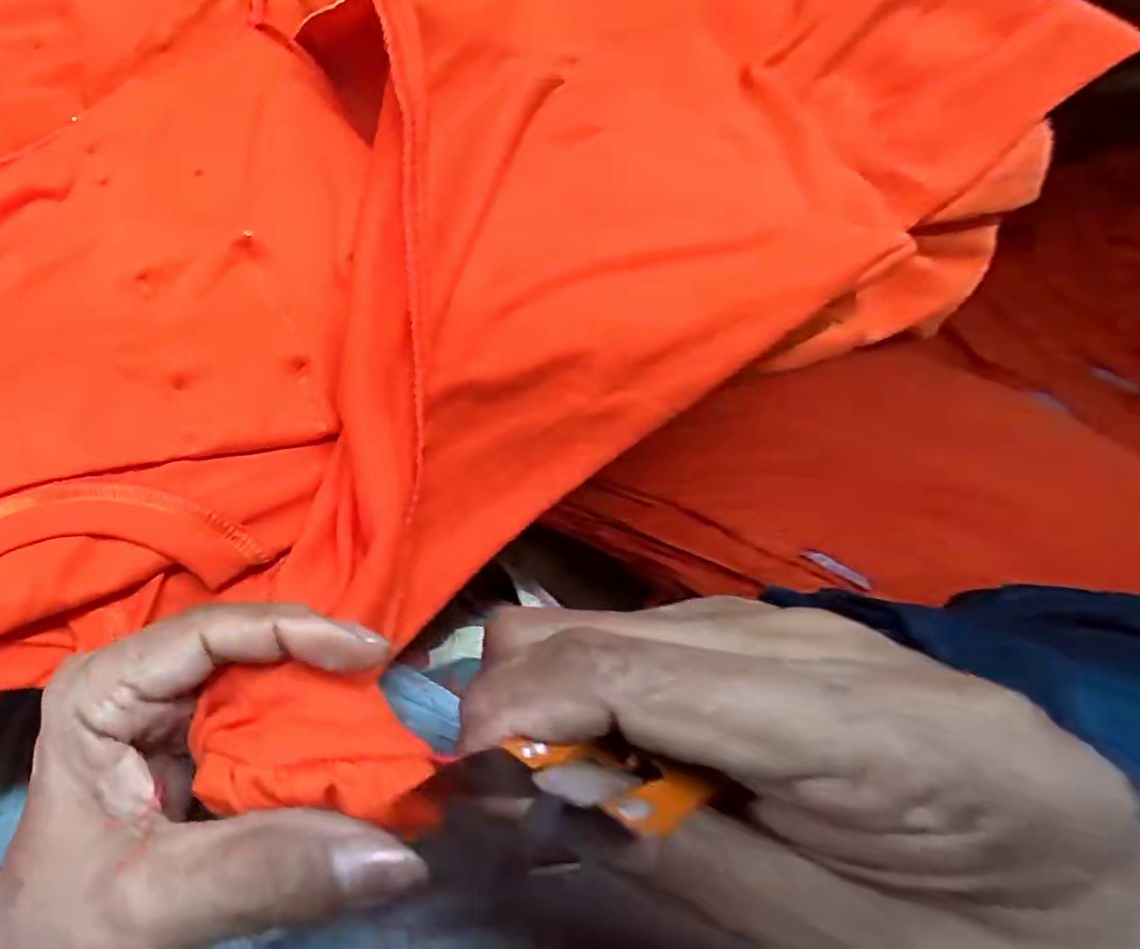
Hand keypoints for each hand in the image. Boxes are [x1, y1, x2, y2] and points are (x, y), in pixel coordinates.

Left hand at [0, 604, 428, 948]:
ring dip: (313, 692)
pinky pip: (250, 720)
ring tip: (383, 704)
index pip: (203, 632)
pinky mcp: (179, 740)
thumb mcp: (156, 899)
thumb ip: (265, 873)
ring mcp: (155, 707)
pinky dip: (300, 732)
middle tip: (392, 680)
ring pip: (247, 679)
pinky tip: (345, 740)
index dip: (288, 630)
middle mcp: (130, 679)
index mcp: (101, 687)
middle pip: (232, 648)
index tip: (368, 648)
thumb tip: (394, 857)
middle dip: (312, 659)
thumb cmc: (68, 920)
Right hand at [460, 597, 1139, 948]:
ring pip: (587, 622)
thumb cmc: (982, 943)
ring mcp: (771, 620)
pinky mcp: (747, 626)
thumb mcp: (829, 938)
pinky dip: (585, 684)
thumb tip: (536, 776)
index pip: (625, 672)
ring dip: (544, 691)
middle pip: (584, 627)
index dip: (518, 703)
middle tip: (509, 776)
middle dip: (511, 694)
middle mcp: (799, 639)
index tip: (462, 758)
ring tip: (569, 768)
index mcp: (862, 725)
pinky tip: (621, 742)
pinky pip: (623, 635)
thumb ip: (668, 845)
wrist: (1110, 895)